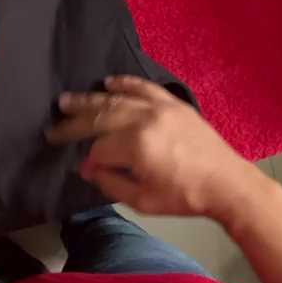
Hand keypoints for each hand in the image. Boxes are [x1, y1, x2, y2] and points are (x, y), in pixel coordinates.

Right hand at [46, 75, 266, 221]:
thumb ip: (111, 183)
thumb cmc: (184, 197)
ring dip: (90, 99)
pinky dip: (125, 83)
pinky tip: (108, 82)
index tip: (82, 168)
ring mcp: (160, 108)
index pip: (98, 148)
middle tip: (54, 124)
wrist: (227, 184)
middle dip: (74, 121)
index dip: (88, 159)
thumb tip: (88, 168)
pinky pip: (144, 87)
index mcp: (136, 146)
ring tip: (68, 101)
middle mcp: (145, 120)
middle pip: (100, 116)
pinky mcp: (174, 104)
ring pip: (117, 98)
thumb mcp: (143, 200)